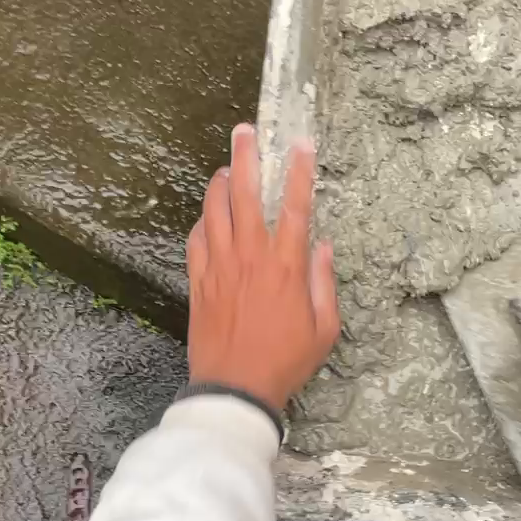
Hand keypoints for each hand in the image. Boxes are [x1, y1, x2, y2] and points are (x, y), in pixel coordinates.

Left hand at [185, 124, 339, 411]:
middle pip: (245, 194)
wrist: (235, 388)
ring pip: (214, 210)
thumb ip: (324, 283)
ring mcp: (219, 267)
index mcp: (286, 267)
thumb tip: (321, 247)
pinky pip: (196, 239)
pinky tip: (208, 216)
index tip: (301, 144)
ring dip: (220, 184)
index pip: (296, 207)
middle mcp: (250, 257)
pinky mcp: (198, 281)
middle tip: (245, 132)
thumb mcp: (324, 330)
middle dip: (246, 156)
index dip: (300, 172)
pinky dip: (202, 221)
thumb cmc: (285, 362)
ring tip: (226, 169)